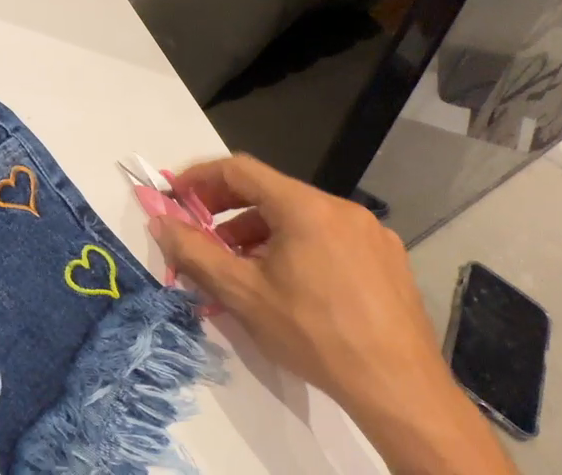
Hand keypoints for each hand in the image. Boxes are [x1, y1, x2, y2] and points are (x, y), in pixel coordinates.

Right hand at [150, 155, 515, 474]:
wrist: (401, 392)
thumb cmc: (314, 334)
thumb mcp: (241, 292)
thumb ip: (193, 250)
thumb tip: (159, 221)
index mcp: (306, 208)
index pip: (239, 170)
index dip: (199, 178)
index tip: (174, 198)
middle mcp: (342, 210)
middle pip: (270, 191)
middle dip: (226, 208)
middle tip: (200, 234)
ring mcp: (372, 235)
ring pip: (298, 215)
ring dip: (258, 230)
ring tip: (239, 265)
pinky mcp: (388, 261)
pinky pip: (327, 236)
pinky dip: (294, 245)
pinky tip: (285, 282)